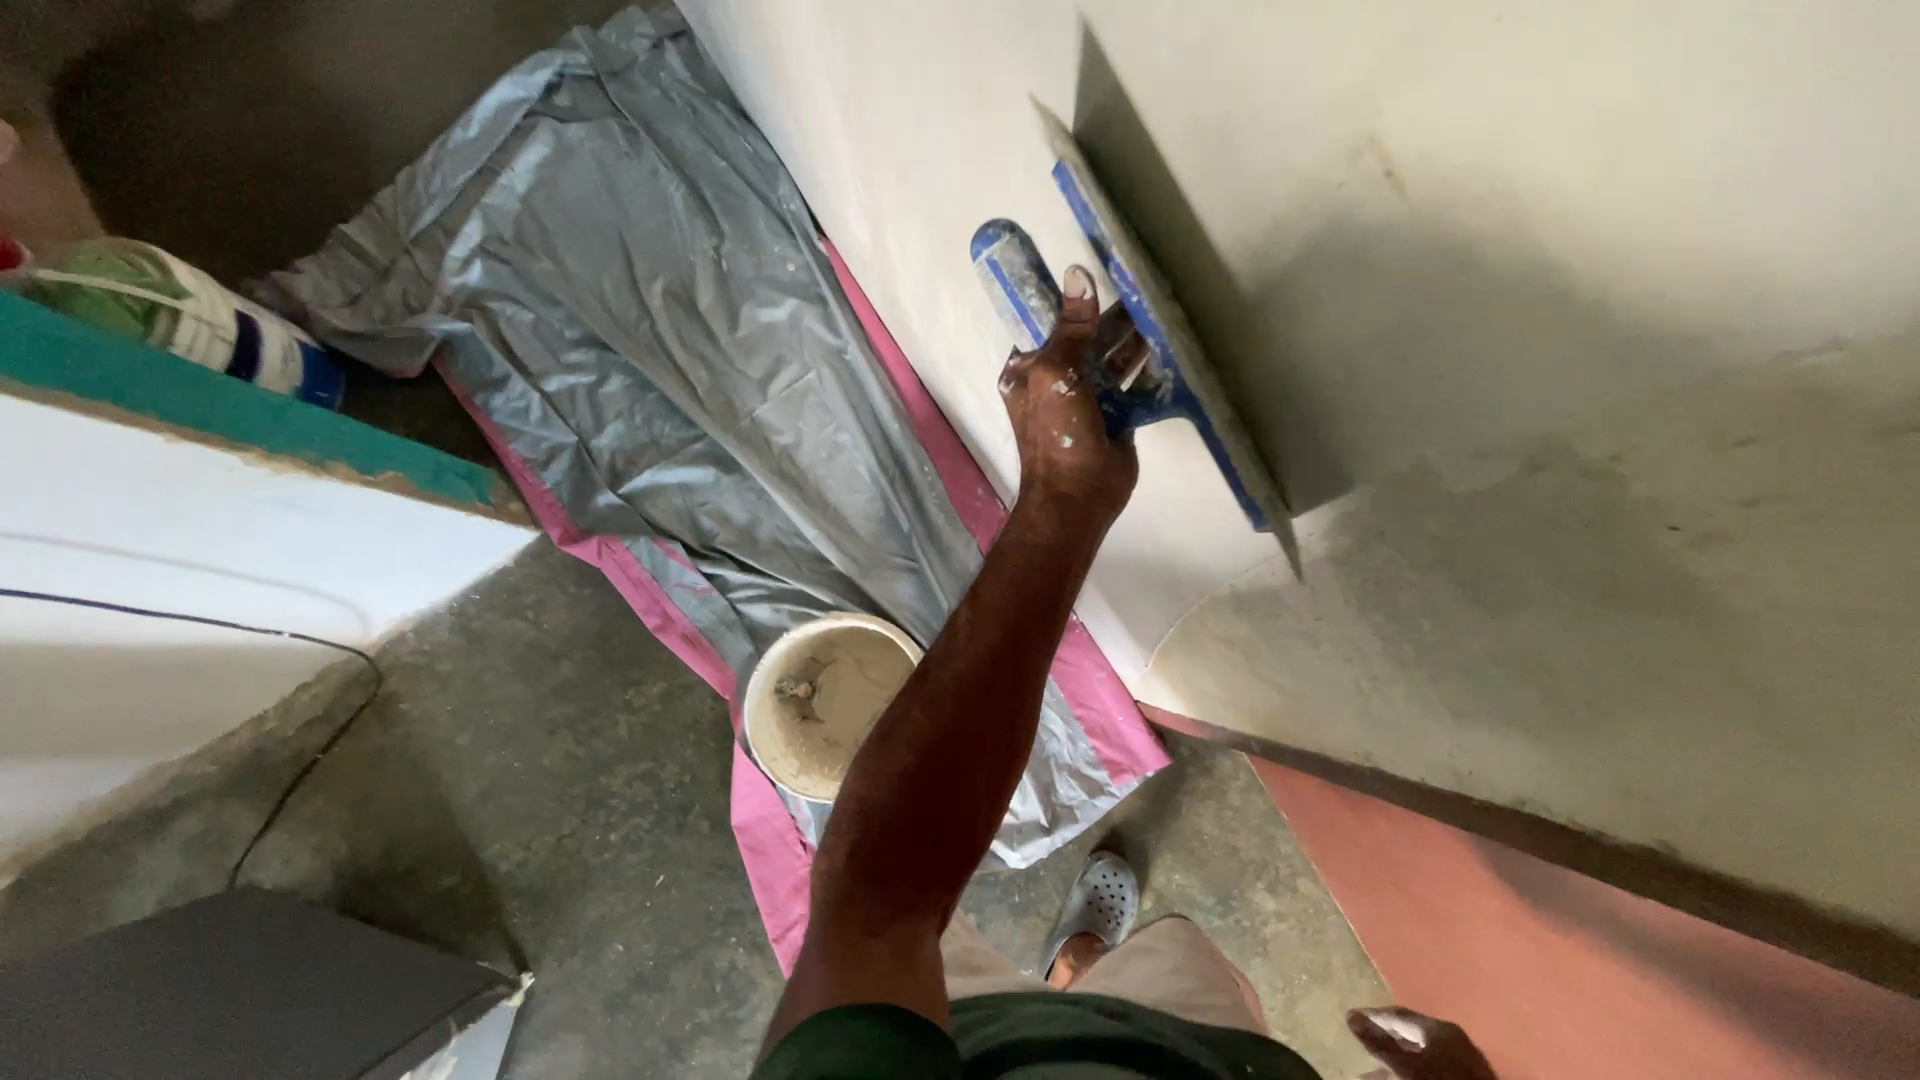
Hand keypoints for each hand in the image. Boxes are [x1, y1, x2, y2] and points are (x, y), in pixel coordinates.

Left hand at [998, 265, 1138, 524]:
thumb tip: (1077, 273)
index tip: (1097, 268)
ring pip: (1110, 357)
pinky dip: (1145, 364)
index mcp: (1028, 369)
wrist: (1078, 495)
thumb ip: (1070, 327)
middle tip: (1141, 284)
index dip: (1069, 300)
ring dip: (1131, 336)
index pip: (1045, 324)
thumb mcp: (1056, 372)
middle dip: (1108, 316)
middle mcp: (1055, 380)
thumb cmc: (1056, 432)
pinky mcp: (1115, 414)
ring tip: (1159, 306)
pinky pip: (1130, 381)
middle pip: (1084, 337)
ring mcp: (1086, 398)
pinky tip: (1166, 341)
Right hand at [1347, 1006, 1497, 1079]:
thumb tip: (1350, 1015)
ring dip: (1395, 1061)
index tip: (1350, 1018)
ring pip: (1420, 1055)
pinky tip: (1397, 1077)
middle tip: (1360, 1043)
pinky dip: (1412, 1071)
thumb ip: (1380, 1043)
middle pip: (1409, 1034)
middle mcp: (1452, 1037)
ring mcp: (1462, 1060)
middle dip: (1383, 1041)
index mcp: (1439, 1028)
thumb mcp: (1407, 1067)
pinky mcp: (1467, 1077)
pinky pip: (1431, 1068)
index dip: (1372, 1016)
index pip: (1399, 1014)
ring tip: (1370, 1072)